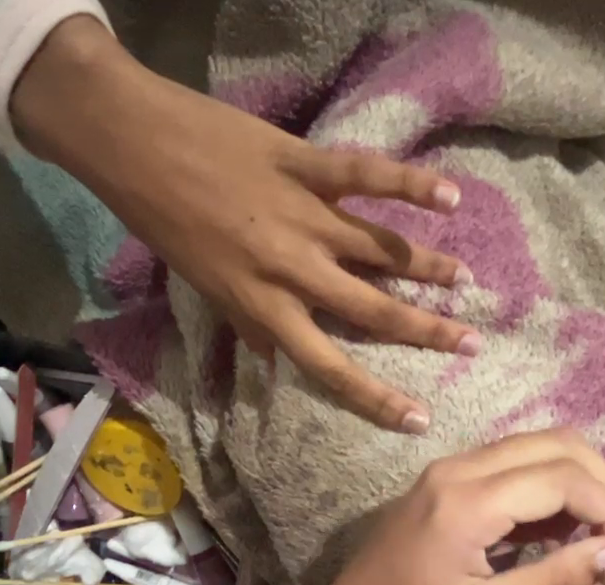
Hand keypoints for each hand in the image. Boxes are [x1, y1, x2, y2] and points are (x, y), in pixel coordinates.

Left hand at [11, 17, 476, 434]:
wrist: (132, 145)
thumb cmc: (168, 226)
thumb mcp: (206, 293)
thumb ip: (251, 327)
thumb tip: (279, 361)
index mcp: (266, 309)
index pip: (332, 368)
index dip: (378, 398)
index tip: (420, 418)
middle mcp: (294, 271)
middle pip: (373, 310)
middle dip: (428, 330)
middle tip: (472, 343)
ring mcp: (303, 216)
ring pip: (379, 249)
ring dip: (427, 266)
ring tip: (465, 281)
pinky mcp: (305, 166)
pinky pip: (366, 177)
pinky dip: (410, 184)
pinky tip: (451, 198)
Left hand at [298, 430, 604, 584]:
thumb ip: (557, 578)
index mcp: (465, 502)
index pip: (562, 476)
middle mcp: (459, 467)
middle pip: (557, 443)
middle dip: (602, 482)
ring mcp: (452, 466)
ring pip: (539, 444)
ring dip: (578, 478)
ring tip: (595, 530)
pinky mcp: (450, 475)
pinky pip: (516, 460)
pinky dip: (550, 483)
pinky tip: (560, 526)